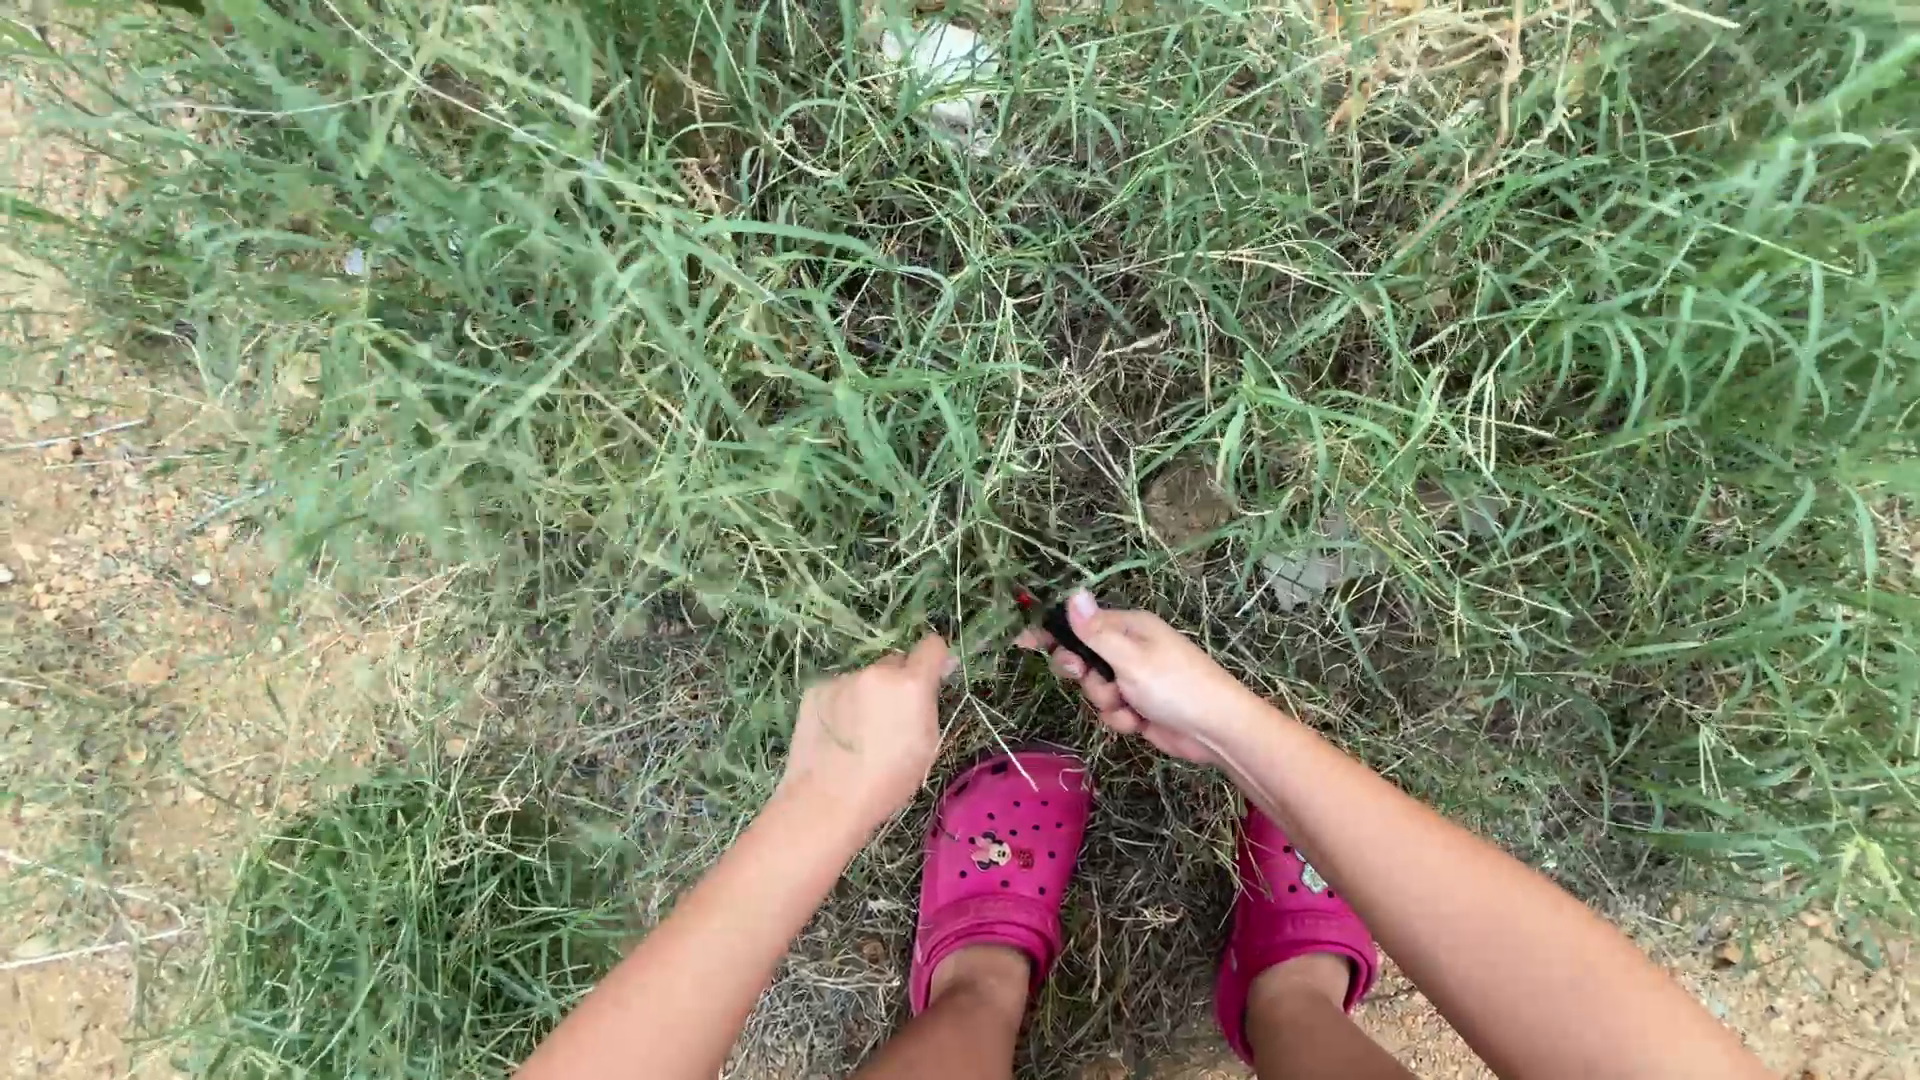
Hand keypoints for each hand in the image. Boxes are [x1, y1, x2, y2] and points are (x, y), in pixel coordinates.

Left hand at [778, 634, 953, 829]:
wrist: (826, 801)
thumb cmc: (888, 781)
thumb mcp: (927, 745)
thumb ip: (928, 704)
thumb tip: (933, 677)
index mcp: (911, 684)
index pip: (931, 646)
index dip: (934, 659)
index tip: (931, 677)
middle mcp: (877, 672)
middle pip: (895, 664)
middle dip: (898, 682)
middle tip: (891, 718)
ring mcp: (843, 679)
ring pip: (865, 679)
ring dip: (867, 695)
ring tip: (858, 734)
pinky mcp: (816, 690)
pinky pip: (838, 690)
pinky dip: (841, 705)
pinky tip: (836, 735)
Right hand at [1016, 592, 1267, 764]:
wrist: (1217, 731)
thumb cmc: (1176, 686)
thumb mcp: (1131, 658)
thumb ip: (1096, 632)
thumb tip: (1073, 592)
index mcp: (1128, 627)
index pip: (1078, 623)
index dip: (1051, 632)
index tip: (1023, 642)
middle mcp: (1128, 648)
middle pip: (1081, 658)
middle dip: (1085, 676)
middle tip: (1090, 679)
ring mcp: (1133, 678)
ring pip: (1094, 689)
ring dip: (1106, 702)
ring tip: (1130, 706)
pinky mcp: (1137, 705)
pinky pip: (1110, 710)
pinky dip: (1121, 719)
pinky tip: (1140, 722)